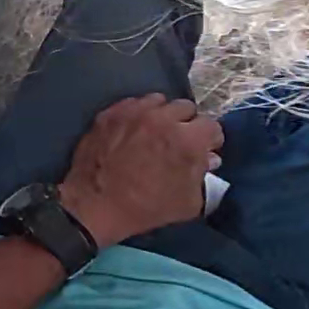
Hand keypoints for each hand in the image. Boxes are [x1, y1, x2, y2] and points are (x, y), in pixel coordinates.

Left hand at [57, 94, 222, 247]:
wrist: (96, 204)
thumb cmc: (147, 207)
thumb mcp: (190, 202)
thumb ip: (203, 175)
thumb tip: (207, 158)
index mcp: (188, 140)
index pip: (211, 126)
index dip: (208, 140)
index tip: (202, 150)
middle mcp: (162, 119)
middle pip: (185, 108)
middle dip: (186, 124)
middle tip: (176, 140)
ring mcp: (133, 113)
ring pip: (157, 101)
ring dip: (161, 114)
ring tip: (153, 132)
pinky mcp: (110, 113)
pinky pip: (131, 103)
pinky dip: (136, 113)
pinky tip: (132, 129)